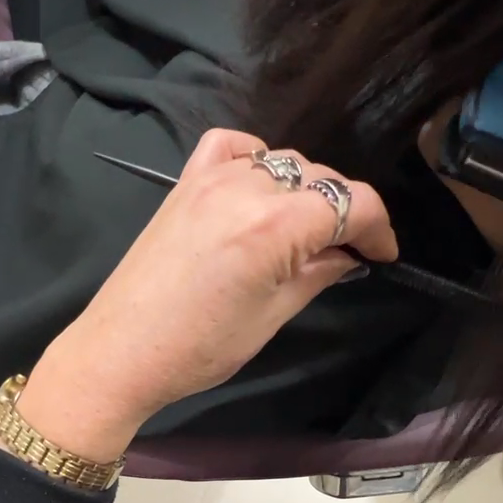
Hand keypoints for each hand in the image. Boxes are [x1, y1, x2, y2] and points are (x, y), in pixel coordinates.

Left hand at [12, 129, 397, 460]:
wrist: (120, 353)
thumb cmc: (196, 350)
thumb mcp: (269, 318)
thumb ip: (315, 275)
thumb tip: (347, 255)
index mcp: (274, 226)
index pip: (351, 202)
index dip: (378, 229)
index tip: (382, 254)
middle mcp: (245, 189)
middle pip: (319, 179)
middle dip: (341, 212)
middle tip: (343, 252)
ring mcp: (209, 180)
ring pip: (280, 163)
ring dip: (301, 191)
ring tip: (300, 230)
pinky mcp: (183, 185)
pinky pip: (231, 148)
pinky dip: (254, 159)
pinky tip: (257, 187)